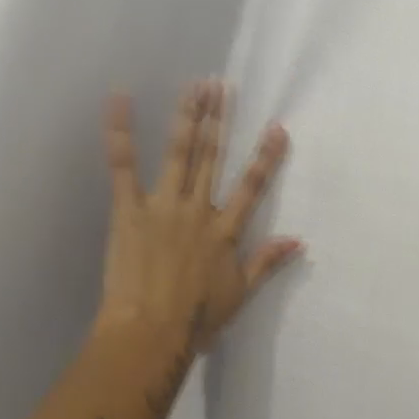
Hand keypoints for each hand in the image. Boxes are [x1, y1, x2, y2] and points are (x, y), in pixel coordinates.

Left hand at [94, 80, 301, 351]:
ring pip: (180, 152)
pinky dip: (121, 133)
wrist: (149, 333)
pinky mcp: (129, 210)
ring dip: (188, 116)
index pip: (251, 187)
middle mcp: (198, 210)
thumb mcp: (239, 294)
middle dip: (219, 118)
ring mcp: (163, 206)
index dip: (266, 156)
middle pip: (212, 157)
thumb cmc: (195, 320)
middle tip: (222, 85)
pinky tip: (121, 100)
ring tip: (195, 86)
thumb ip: (267, 262)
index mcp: (225, 231)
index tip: (277, 127)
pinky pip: (124, 166)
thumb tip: (298, 241)